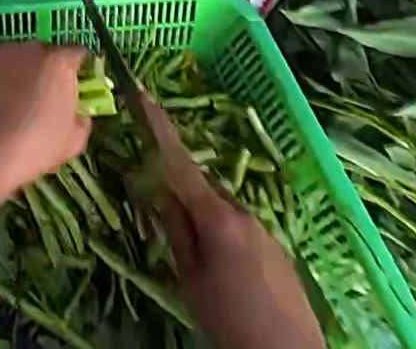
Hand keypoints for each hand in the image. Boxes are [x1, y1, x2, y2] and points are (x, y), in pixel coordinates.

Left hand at [0, 43, 91, 188]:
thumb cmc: (36, 145)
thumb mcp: (74, 140)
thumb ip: (82, 120)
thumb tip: (79, 115)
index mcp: (61, 62)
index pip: (78, 53)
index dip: (78, 69)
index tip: (74, 85)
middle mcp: (34, 49)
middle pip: (48, 52)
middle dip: (48, 69)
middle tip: (43, 95)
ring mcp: (6, 53)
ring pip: (21, 57)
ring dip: (23, 71)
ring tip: (15, 100)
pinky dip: (0, 77)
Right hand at [141, 95, 324, 348]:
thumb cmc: (231, 321)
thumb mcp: (191, 281)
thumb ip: (176, 232)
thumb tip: (160, 193)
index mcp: (216, 214)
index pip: (179, 160)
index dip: (159, 126)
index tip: (143, 94)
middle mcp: (240, 207)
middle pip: (200, 184)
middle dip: (180, 188)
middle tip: (161, 208)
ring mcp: (260, 222)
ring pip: (219, 205)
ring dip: (202, 216)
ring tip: (199, 259)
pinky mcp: (273, 240)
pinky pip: (237, 222)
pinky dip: (221, 231)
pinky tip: (224, 269)